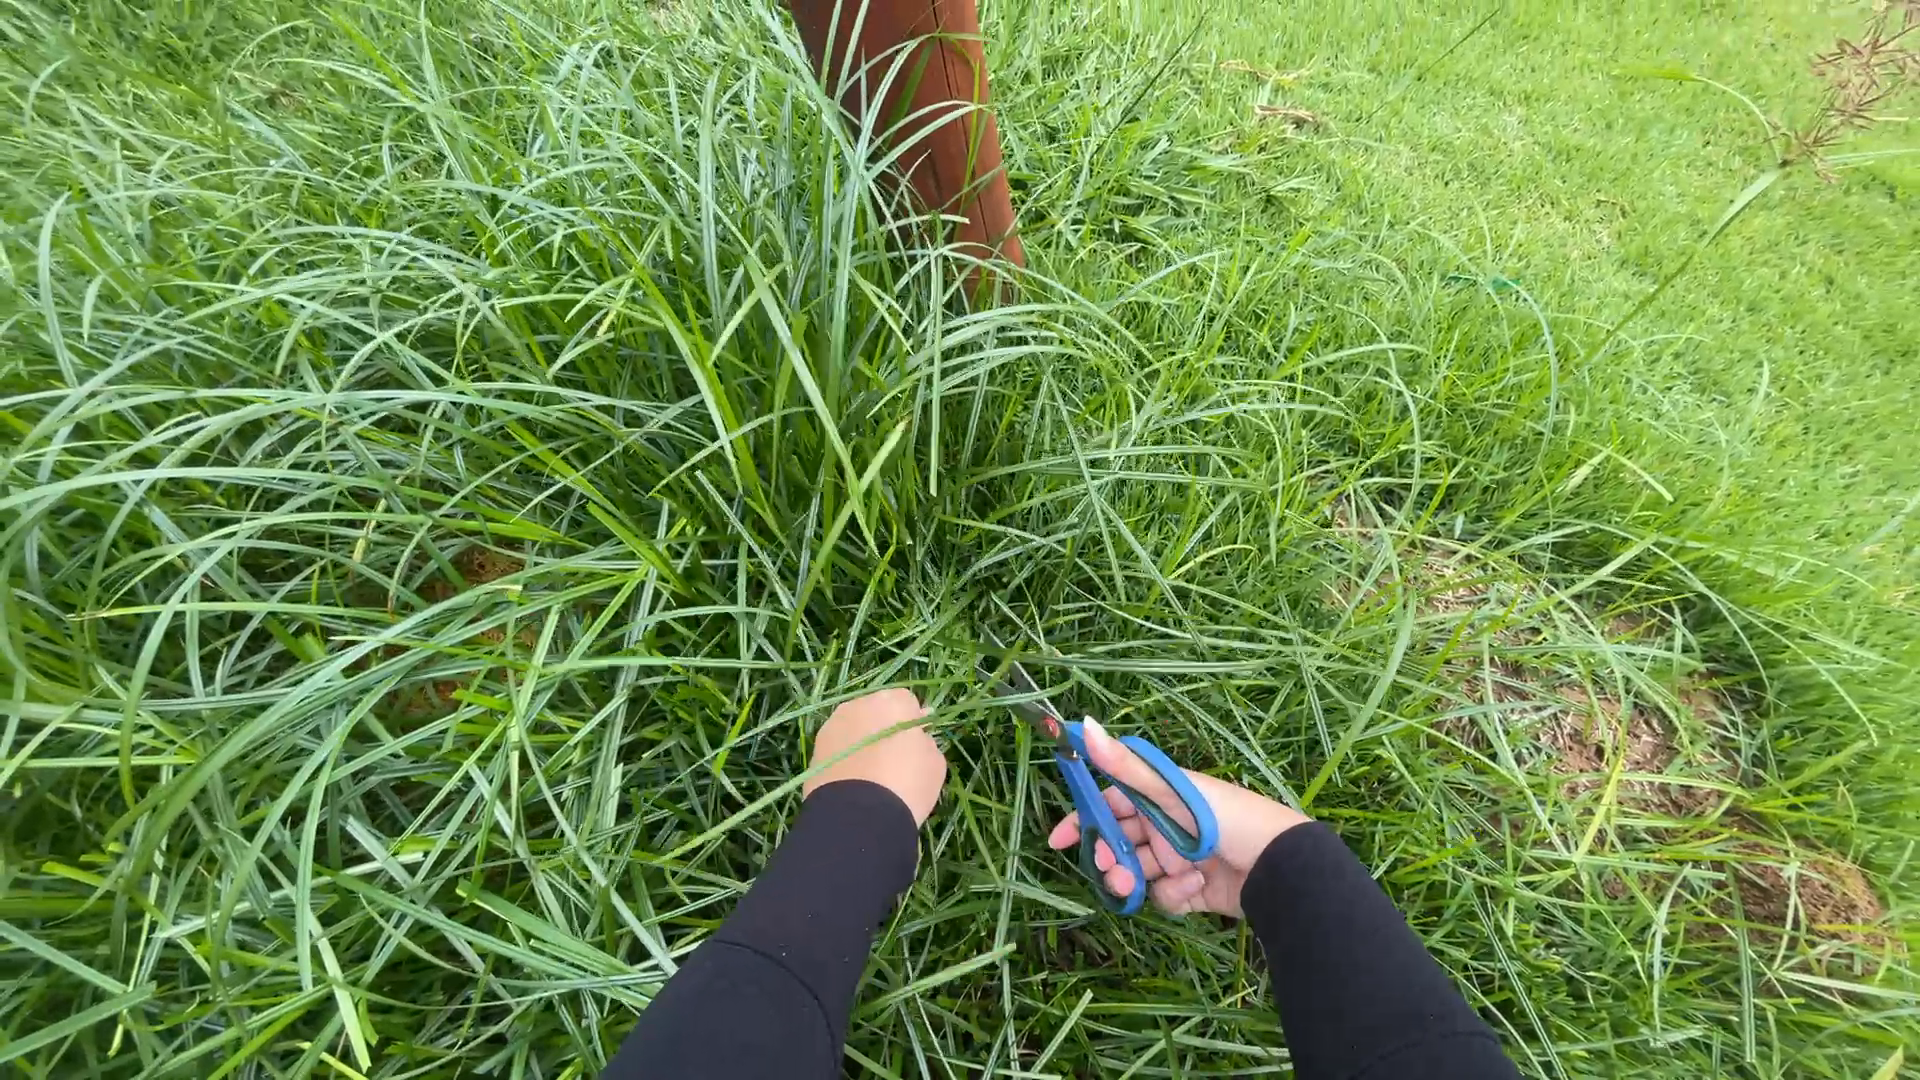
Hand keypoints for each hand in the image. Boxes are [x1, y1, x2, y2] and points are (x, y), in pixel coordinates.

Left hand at [804, 687, 946, 825]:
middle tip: (893, 758)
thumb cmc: (906, 784)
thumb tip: (917, 737)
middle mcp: (860, 704)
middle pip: (876, 709)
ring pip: (853, 726)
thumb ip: (925, 742)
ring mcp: (834, 724)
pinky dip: (845, 757)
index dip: (912, 723)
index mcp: (893, 701)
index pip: (907, 702)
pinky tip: (852, 781)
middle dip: (884, 727)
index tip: (915, 744)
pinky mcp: (816, 747)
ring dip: (861, 740)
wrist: (859, 816)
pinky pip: (837, 746)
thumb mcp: (934, 763)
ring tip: (870, 773)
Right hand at [1046, 719, 1308, 916]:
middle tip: (1109, 869)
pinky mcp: (1192, 890)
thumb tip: (1082, 723)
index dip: (1083, 820)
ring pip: (1136, 873)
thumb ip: (1123, 764)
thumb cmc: (1221, 816)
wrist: (1278, 866)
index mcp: (1157, 795)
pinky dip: (1175, 894)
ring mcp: (1177, 858)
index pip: (1108, 804)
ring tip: (1138, 886)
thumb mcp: (1168, 788)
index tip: (1059, 841)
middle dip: (1108, 857)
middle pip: (1118, 843)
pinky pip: (1165, 896)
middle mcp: (1164, 825)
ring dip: (1133, 879)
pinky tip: (1194, 886)